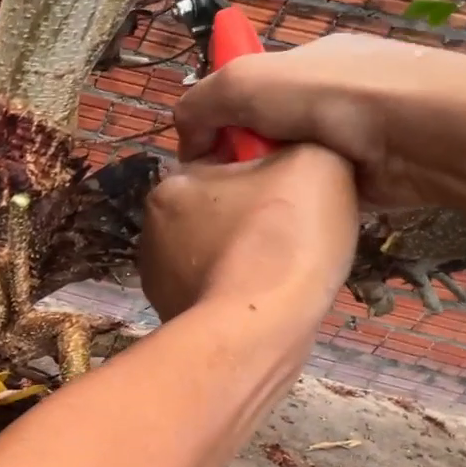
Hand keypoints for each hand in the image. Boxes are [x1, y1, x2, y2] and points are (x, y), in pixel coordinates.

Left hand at [138, 145, 358, 321]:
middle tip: (295, 229)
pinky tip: (262, 291)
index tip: (296, 188)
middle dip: (253, 211)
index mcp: (173, 184)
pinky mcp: (167, 303)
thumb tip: (282, 145)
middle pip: (217, 204)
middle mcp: (151, 224)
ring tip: (283, 263)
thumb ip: (296, 141)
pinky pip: (210, 281)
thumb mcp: (314, 160)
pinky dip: (234, 282)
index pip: (222, 162)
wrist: (255, 325)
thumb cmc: (283, 235)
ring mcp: (154, 268)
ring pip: (213, 244)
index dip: (267, 169)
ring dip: (244, 249)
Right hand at [172, 34, 465, 207]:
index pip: (239, 91)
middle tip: (228, 180)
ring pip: (276, 165)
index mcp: (304, 63)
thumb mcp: (241, 81)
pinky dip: (290, 200)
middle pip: (254, 132)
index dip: (212, 119)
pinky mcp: (364, 175)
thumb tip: (190, 145)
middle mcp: (326, 95)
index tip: (203, 151)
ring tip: (254, 199)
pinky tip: (283, 210)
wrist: (431, 137)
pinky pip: (305, 190)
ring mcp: (348, 135)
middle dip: (236, 155)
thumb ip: (197, 104)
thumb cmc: (334, 97)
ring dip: (260, 181)